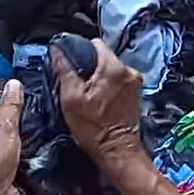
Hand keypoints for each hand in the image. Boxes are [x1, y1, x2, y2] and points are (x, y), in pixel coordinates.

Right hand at [53, 39, 146, 177]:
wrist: (116, 150)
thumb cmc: (91, 125)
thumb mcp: (71, 97)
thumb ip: (65, 69)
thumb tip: (57, 48)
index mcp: (113, 67)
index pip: (95, 44)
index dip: (80, 50)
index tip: (70, 63)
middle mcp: (128, 70)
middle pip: (103, 56)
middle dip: (89, 64)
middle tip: (76, 80)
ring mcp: (135, 82)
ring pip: (110, 68)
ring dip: (99, 75)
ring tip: (87, 90)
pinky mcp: (136, 93)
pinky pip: (117, 79)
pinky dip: (107, 84)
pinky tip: (98, 97)